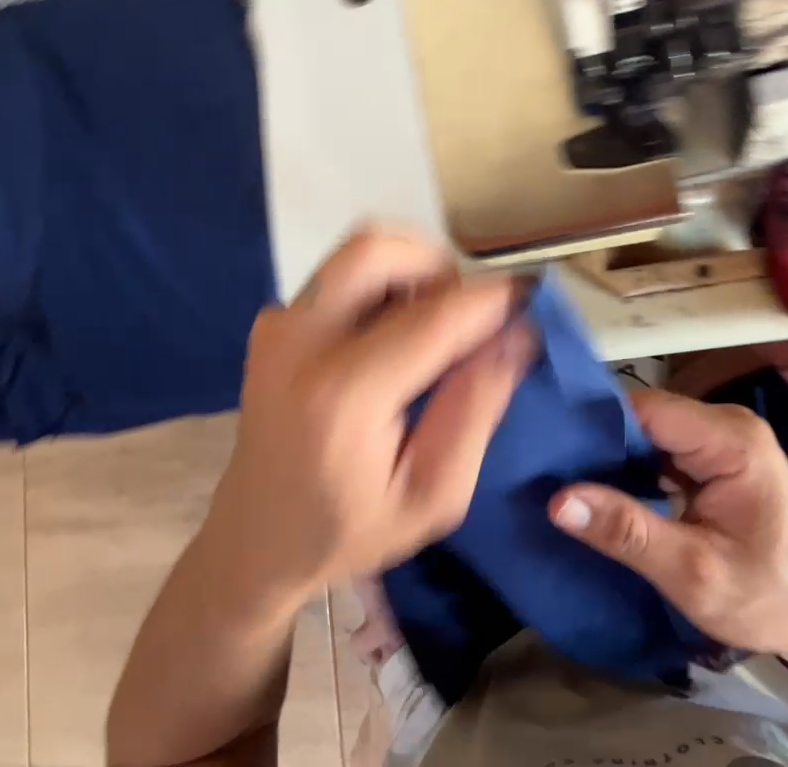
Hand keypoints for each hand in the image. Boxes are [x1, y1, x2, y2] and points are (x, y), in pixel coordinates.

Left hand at [205, 226, 537, 601]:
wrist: (256, 538)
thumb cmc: (349, 529)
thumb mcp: (434, 494)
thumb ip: (476, 407)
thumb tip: (519, 333)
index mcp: (342, 394)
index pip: (432, 316)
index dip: (491, 298)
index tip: (531, 295)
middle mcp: (299, 341)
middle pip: (377, 249)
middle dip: (439, 266)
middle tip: (469, 315)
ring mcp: (277, 325)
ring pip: (357, 254)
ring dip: (410, 272)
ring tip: (433, 330)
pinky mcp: (271, 323)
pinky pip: (338, 278)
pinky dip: (380, 288)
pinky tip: (392, 342)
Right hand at [549, 389, 787, 662]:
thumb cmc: (767, 599)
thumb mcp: (692, 574)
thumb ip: (626, 531)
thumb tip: (557, 500)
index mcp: (731, 440)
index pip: (643, 409)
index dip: (593, 426)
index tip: (548, 451)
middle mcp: (727, 424)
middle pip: (642, 414)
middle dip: (597, 441)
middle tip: (547, 469)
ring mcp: (721, 437)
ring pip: (645, 428)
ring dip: (609, 454)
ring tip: (562, 476)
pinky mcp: (713, 455)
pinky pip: (657, 445)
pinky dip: (628, 465)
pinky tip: (597, 486)